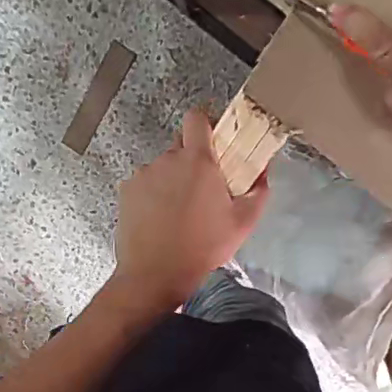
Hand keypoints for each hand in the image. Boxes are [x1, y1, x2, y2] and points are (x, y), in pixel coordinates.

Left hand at [110, 107, 269, 309]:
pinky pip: (145, 185)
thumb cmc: (202, 248)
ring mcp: (143, 175)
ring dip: (172, 181)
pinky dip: (153, 196)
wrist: (155, 274)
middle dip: (193, 161)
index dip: (206, 123)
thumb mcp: (243, 223)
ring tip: (180, 213)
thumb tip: (264, 172)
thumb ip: (258, 191)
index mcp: (198, 161)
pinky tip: (161, 220)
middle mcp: (167, 160)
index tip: (214, 138)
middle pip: (181, 146)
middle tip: (203, 190)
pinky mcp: (127, 192)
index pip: (197, 118)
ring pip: (163, 168)